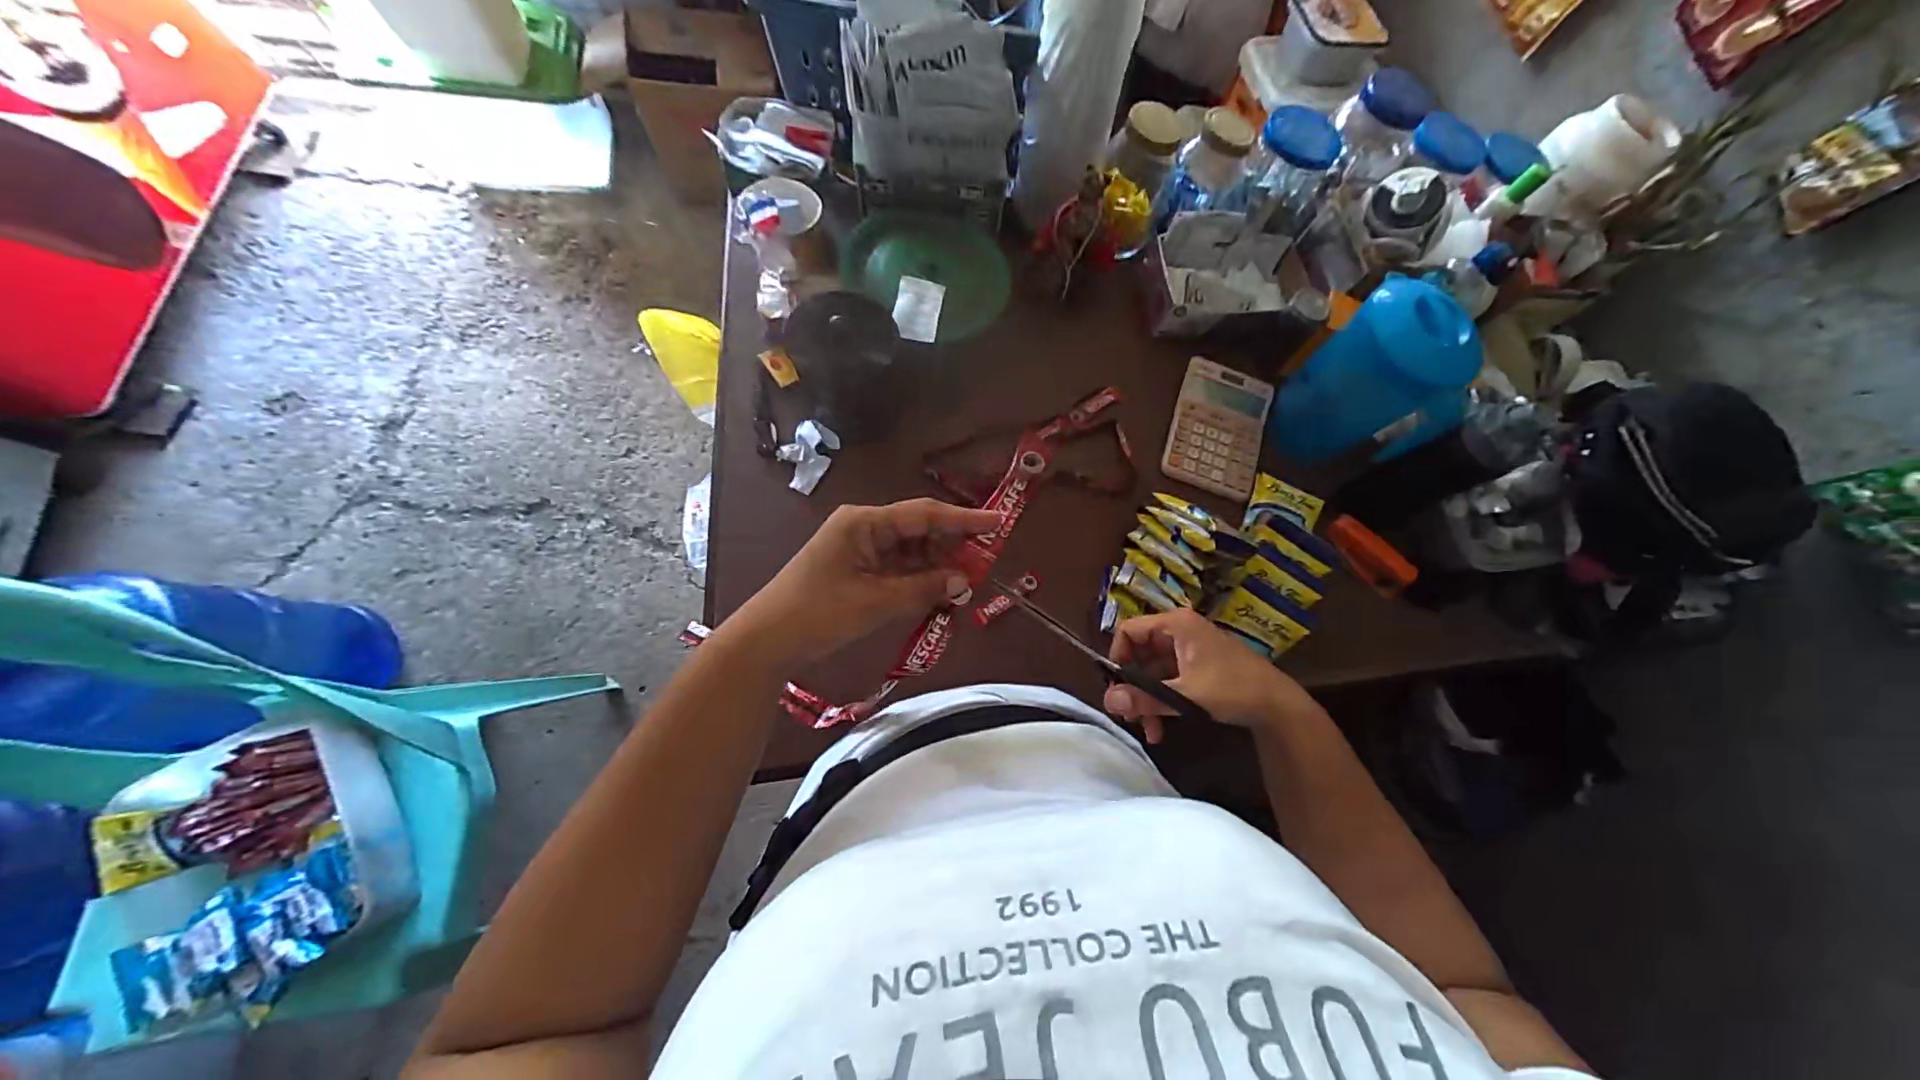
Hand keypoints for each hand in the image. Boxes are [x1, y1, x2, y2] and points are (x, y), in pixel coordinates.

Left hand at [725, 498, 1001, 664]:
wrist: (767, 640)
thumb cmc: (818, 613)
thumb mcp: (876, 602)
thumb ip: (923, 588)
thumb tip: (964, 580)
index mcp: (864, 522)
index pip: (923, 514)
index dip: (963, 519)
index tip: (998, 522)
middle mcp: (864, 528)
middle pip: (919, 531)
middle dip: (952, 547)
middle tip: (986, 563)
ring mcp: (859, 549)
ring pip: (910, 552)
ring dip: (937, 567)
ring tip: (968, 584)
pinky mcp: (857, 570)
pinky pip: (897, 569)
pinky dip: (918, 581)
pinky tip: (940, 593)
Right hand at [1103, 609, 1322, 743]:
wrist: (1279, 705)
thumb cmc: (1232, 690)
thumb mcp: (1186, 696)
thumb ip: (1145, 698)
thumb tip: (1108, 701)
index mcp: (1176, 625)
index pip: (1128, 630)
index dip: (1118, 657)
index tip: (1118, 686)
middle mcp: (1180, 630)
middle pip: (1139, 653)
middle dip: (1133, 686)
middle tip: (1131, 715)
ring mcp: (1189, 648)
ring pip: (1152, 671)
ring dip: (1147, 699)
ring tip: (1149, 729)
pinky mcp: (1197, 665)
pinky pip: (1168, 678)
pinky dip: (1162, 699)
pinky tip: (1162, 727)